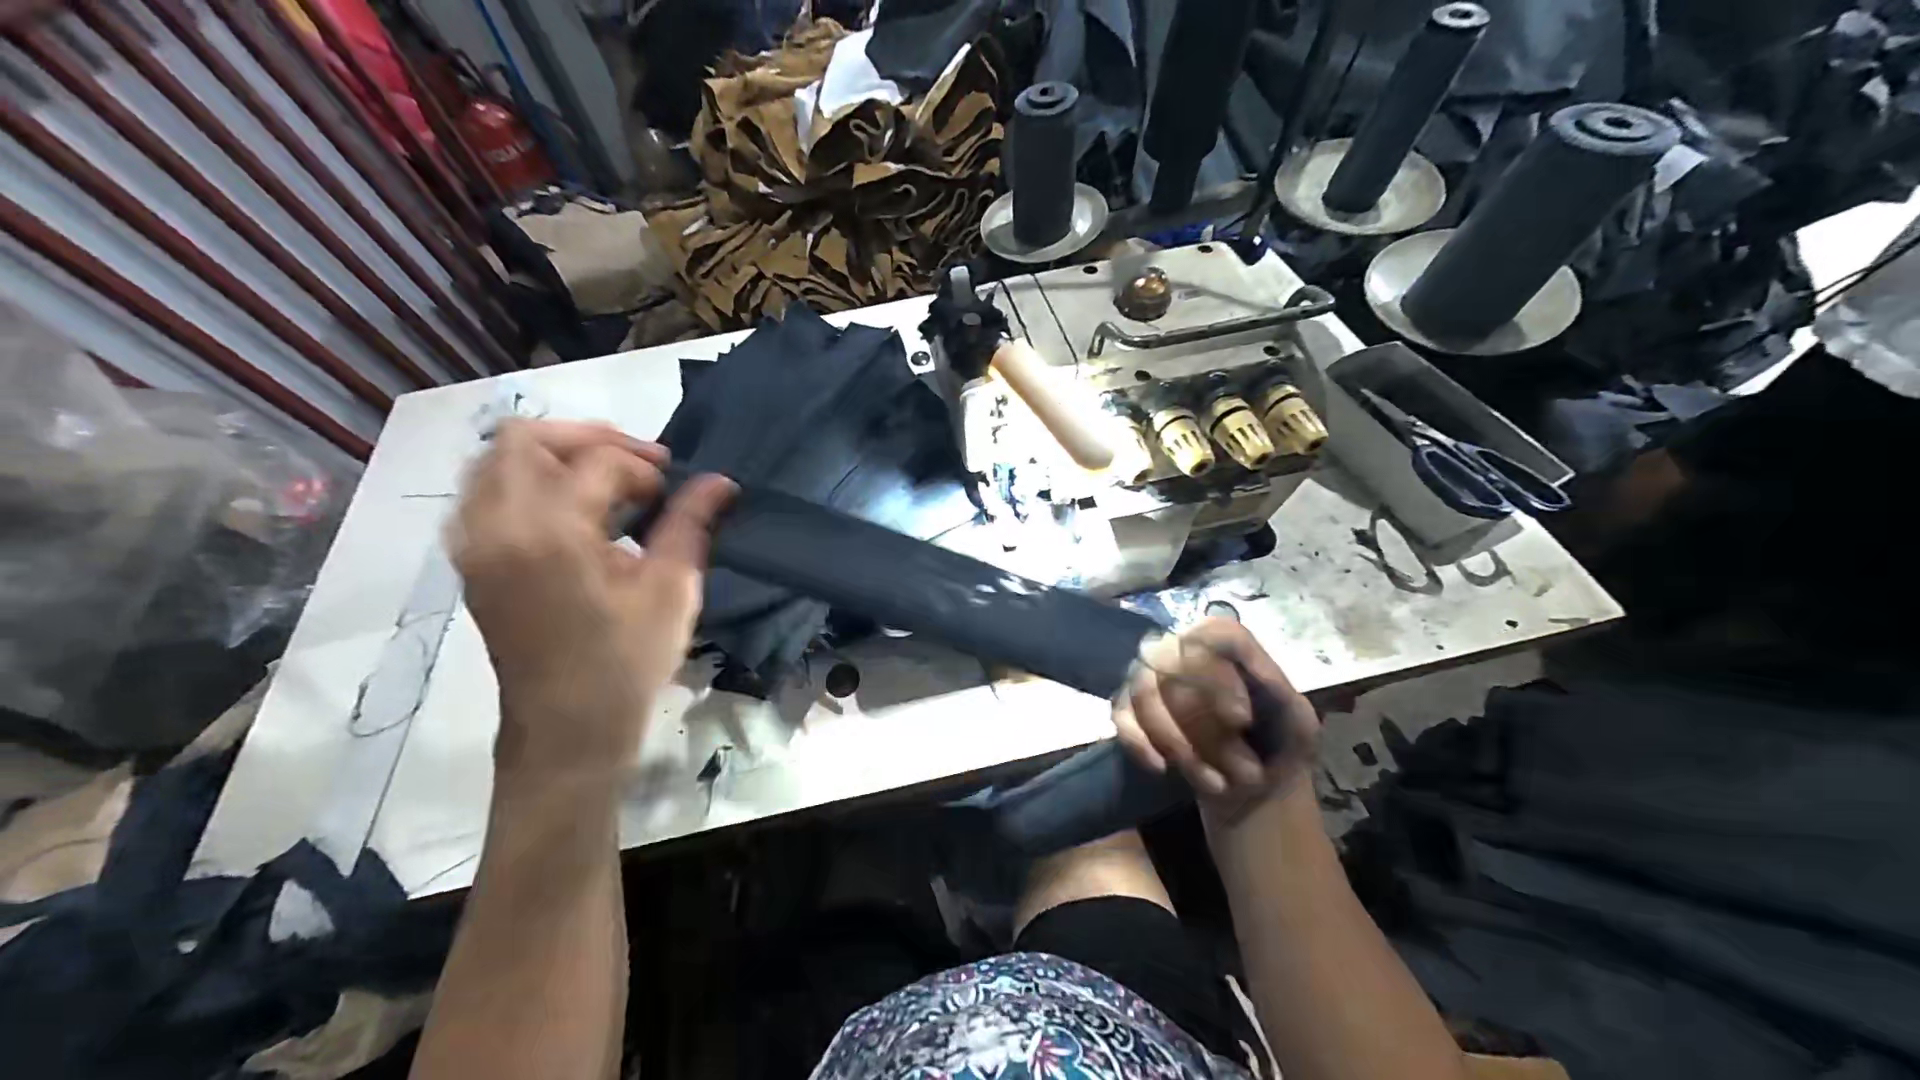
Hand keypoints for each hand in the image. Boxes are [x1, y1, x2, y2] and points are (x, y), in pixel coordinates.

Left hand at [449, 419, 734, 780]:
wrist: (566, 730)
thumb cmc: (626, 663)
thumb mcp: (672, 590)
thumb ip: (691, 523)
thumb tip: (721, 481)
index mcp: (549, 533)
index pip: (597, 463)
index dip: (645, 469)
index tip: (672, 495)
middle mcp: (495, 526)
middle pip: (525, 439)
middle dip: (589, 439)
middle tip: (638, 464)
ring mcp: (472, 543)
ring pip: (495, 459)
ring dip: (553, 455)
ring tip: (604, 479)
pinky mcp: (469, 560)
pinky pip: (483, 491)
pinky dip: (526, 480)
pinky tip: (569, 507)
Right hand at [1112, 618, 1320, 817]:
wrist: (1256, 795)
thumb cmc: (1280, 751)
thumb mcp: (1299, 724)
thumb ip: (1279, 690)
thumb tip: (1251, 664)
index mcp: (1230, 651)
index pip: (1211, 634)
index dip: (1219, 675)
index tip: (1241, 721)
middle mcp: (1184, 654)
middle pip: (1174, 664)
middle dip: (1206, 727)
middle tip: (1245, 771)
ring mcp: (1153, 681)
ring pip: (1145, 692)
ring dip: (1179, 745)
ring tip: (1216, 784)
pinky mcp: (1131, 711)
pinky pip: (1122, 717)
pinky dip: (1140, 744)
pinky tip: (1163, 769)